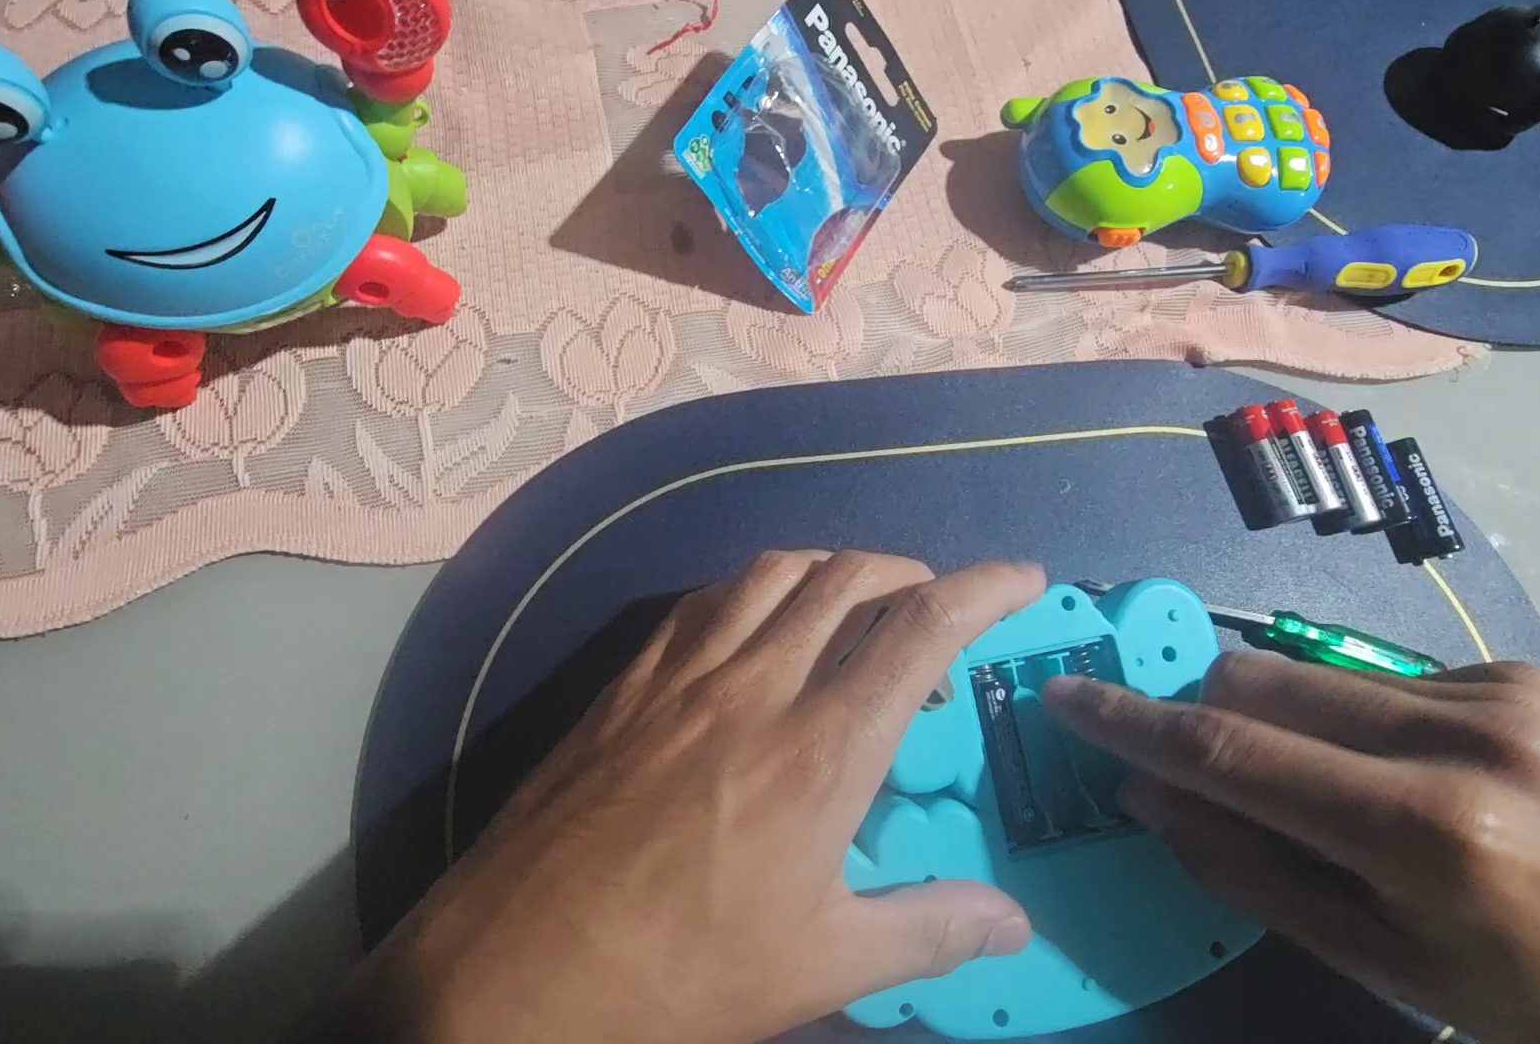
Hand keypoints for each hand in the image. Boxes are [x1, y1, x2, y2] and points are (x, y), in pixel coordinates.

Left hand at [309, 552, 1047, 1043]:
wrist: (519, 967)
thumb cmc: (681, 971)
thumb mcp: (820, 963)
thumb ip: (929, 930)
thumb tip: (1015, 925)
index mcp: (820, 751)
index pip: (918, 632)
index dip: (981, 590)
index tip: (1019, 578)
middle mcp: (758, 685)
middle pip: (848, 578)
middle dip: (909, 572)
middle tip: (933, 608)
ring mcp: (686, 672)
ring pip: (775, 571)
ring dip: (832, 569)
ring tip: (856, 603)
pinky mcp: (632, 676)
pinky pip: (706, 598)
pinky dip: (754, 588)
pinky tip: (759, 619)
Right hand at [1044, 654, 1539, 1043]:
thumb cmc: (1537, 998)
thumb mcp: (1374, 958)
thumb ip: (1241, 864)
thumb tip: (1143, 789)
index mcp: (1426, 833)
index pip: (1227, 749)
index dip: (1129, 721)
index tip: (1066, 695)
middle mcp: (1462, 738)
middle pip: (1251, 679)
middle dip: (1199, 712)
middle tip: (1202, 765)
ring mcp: (1497, 691)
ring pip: (1302, 668)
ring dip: (1274, 714)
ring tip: (1327, 781)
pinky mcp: (1517, 670)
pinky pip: (1369, 673)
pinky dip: (1345, 714)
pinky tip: (1402, 767)